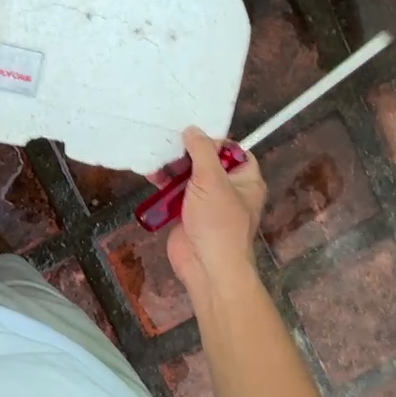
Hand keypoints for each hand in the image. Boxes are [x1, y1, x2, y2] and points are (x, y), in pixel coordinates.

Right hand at [164, 126, 267, 299]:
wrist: (206, 267)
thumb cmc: (218, 222)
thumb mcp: (212, 180)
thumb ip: (202, 151)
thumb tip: (192, 129)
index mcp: (245, 180)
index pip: (234, 151)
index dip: (215, 141)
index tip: (194, 133)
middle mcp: (228, 189)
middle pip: (207, 161)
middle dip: (187, 151)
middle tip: (168, 138)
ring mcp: (206, 202)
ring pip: (188, 176)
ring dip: (172, 166)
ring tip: (155, 153)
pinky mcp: (186, 212)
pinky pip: (175, 191)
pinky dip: (163, 183)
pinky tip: (150, 172)